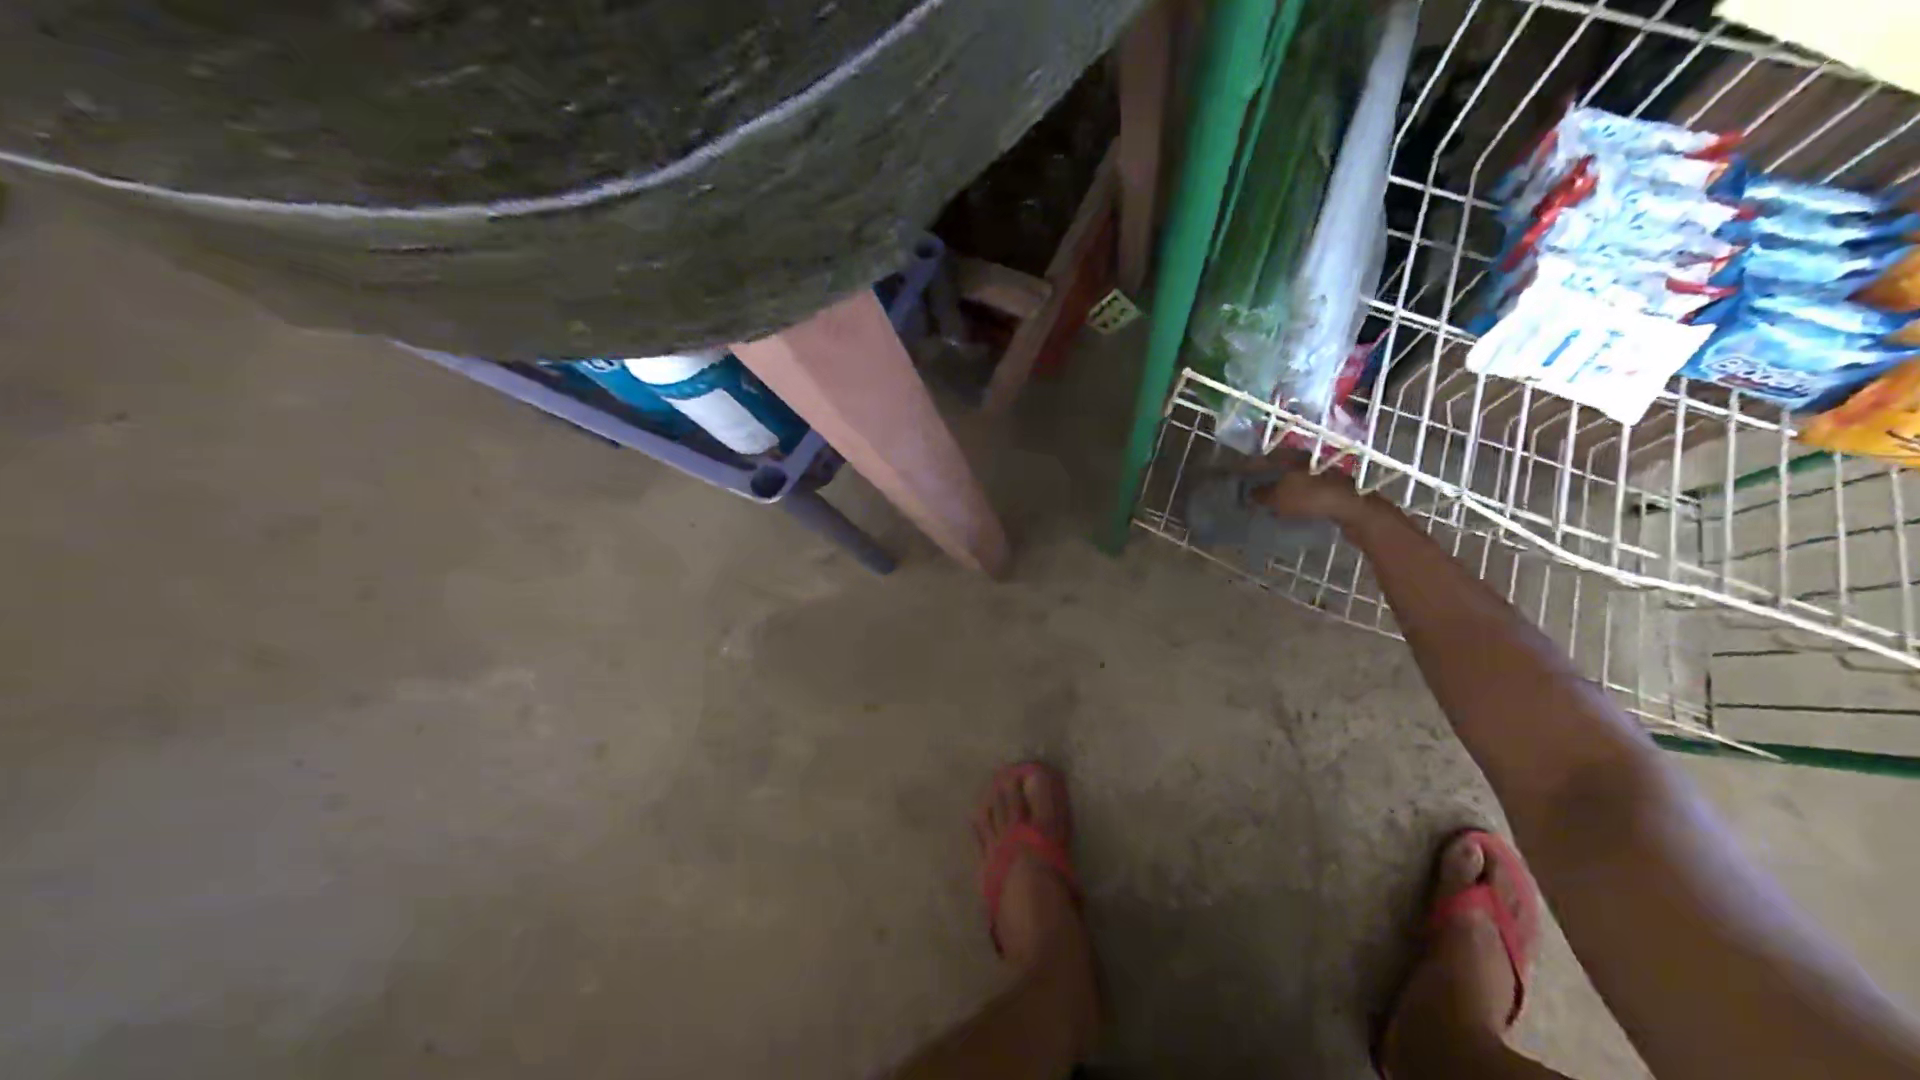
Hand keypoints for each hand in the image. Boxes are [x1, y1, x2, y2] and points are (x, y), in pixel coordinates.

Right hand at [1248, 456, 1375, 525]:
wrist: (1354, 508)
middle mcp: (1306, 458)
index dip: (1248, 465)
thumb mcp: (1279, 498)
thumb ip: (1262, 494)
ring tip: (1266, 497)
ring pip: (1293, 477)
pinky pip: (1305, 488)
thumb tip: (1250, 493)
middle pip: (1279, 465)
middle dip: (1264, 475)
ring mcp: (1321, 471)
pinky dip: (1294, 494)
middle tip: (1249, 486)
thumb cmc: (1311, 497)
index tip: (1235, 474)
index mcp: (1291, 455)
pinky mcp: (1331, 486)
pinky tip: (1288, 505)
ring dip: (1280, 486)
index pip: (1263, 457)